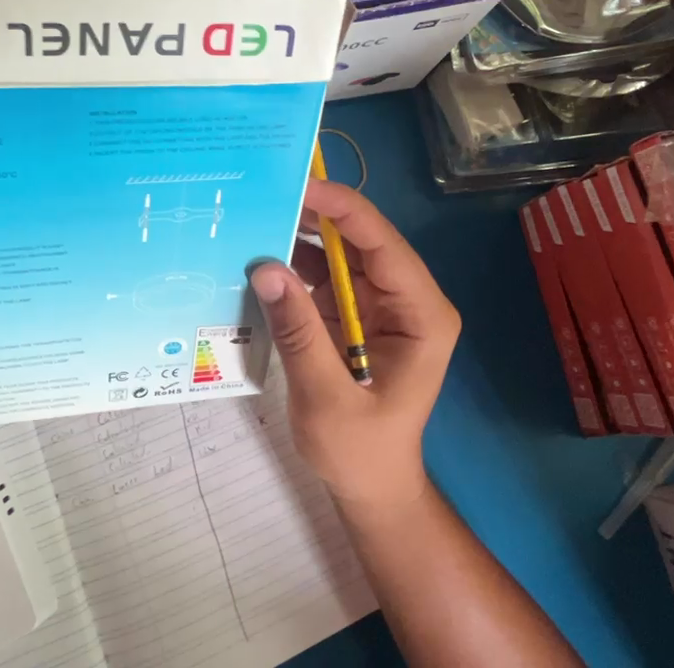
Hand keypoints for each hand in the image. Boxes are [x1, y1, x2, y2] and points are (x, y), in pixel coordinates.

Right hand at [250, 181, 459, 512]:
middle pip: (361, 242)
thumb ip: (298, 331)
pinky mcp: (352, 314)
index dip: (343, 210)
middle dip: (316, 216)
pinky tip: (256, 256)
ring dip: (299, 238)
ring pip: (338, 254)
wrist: (370, 487)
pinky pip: (322, 278)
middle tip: (265, 192)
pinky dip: (292, 267)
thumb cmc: (361, 451)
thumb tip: (264, 268)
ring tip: (252, 216)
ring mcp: (378, 305)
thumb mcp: (326, 396)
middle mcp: (405, 299)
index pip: (383, 246)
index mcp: (421, 315)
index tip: (301, 186)